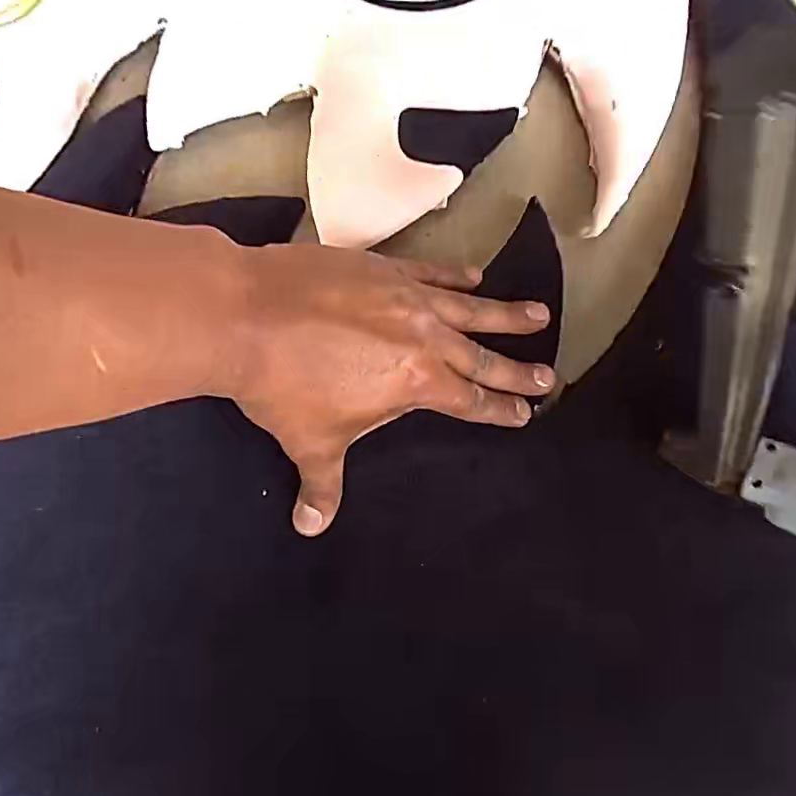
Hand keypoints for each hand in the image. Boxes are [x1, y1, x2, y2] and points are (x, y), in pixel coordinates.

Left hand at [222, 244, 554, 536]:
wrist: (246, 317)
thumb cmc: (282, 386)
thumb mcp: (309, 443)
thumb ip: (321, 487)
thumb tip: (310, 528)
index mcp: (416, 383)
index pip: (470, 401)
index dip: (500, 410)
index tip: (526, 412)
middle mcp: (424, 338)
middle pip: (481, 357)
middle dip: (516, 371)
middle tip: (549, 374)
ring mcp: (406, 297)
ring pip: (469, 308)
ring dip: (506, 314)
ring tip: (539, 315)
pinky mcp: (384, 268)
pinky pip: (431, 272)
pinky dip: (455, 276)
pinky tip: (475, 276)